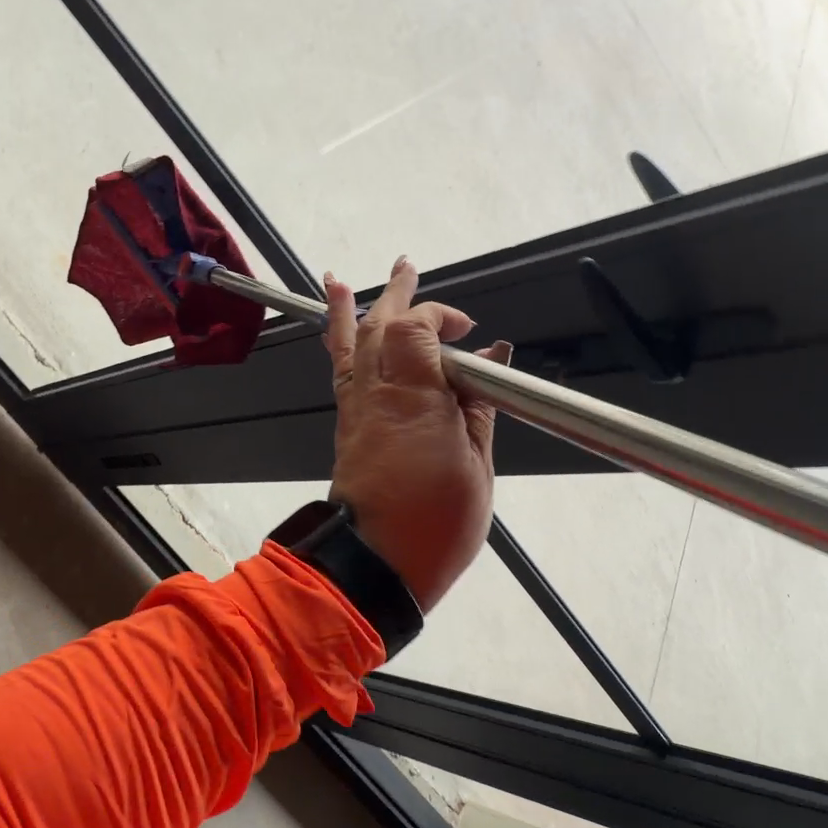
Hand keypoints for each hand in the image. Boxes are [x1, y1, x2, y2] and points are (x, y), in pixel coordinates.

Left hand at [322, 257, 510, 612]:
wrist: (376, 561)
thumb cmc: (436, 521)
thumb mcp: (477, 466)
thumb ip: (479, 408)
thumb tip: (488, 363)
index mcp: (414, 400)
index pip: (414, 331)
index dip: (439, 316)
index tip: (469, 329)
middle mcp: (376, 394)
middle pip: (379, 328)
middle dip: (396, 296)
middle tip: (406, 265)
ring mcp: (355, 408)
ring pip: (348, 346)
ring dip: (348, 311)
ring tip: (339, 281)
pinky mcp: (347, 425)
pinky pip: (342, 372)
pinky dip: (341, 345)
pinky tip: (339, 333)